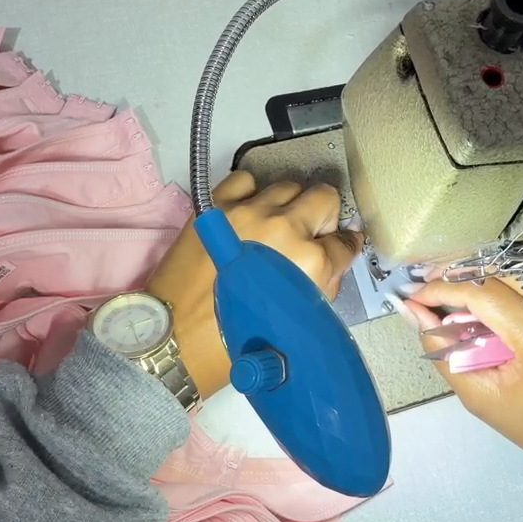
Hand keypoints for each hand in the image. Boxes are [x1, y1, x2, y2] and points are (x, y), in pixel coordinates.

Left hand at [147, 172, 361, 398]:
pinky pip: (245, 181)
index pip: (345, 243)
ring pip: (287, 186)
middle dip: (323, 216)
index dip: (343, 249)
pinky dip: (251, 194)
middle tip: (310, 234)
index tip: (339, 248)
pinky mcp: (217, 205)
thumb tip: (333, 259)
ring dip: (288, 205)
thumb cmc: (241, 339)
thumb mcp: (300, 319)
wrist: (177, 337)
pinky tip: (248, 214)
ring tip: (275, 226)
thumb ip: (324, 283)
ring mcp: (249, 213)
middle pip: (324, 197)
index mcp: (310, 262)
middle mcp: (284, 229)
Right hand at [403, 276, 522, 469]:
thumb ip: (442, 348)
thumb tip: (412, 309)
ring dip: (495, 282)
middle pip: (503, 271)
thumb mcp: (480, 395)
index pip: (481, 292)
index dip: (443, 288)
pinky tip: (514, 312)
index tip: (417, 293)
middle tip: (437, 289)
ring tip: (472, 302)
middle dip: (465, 277)